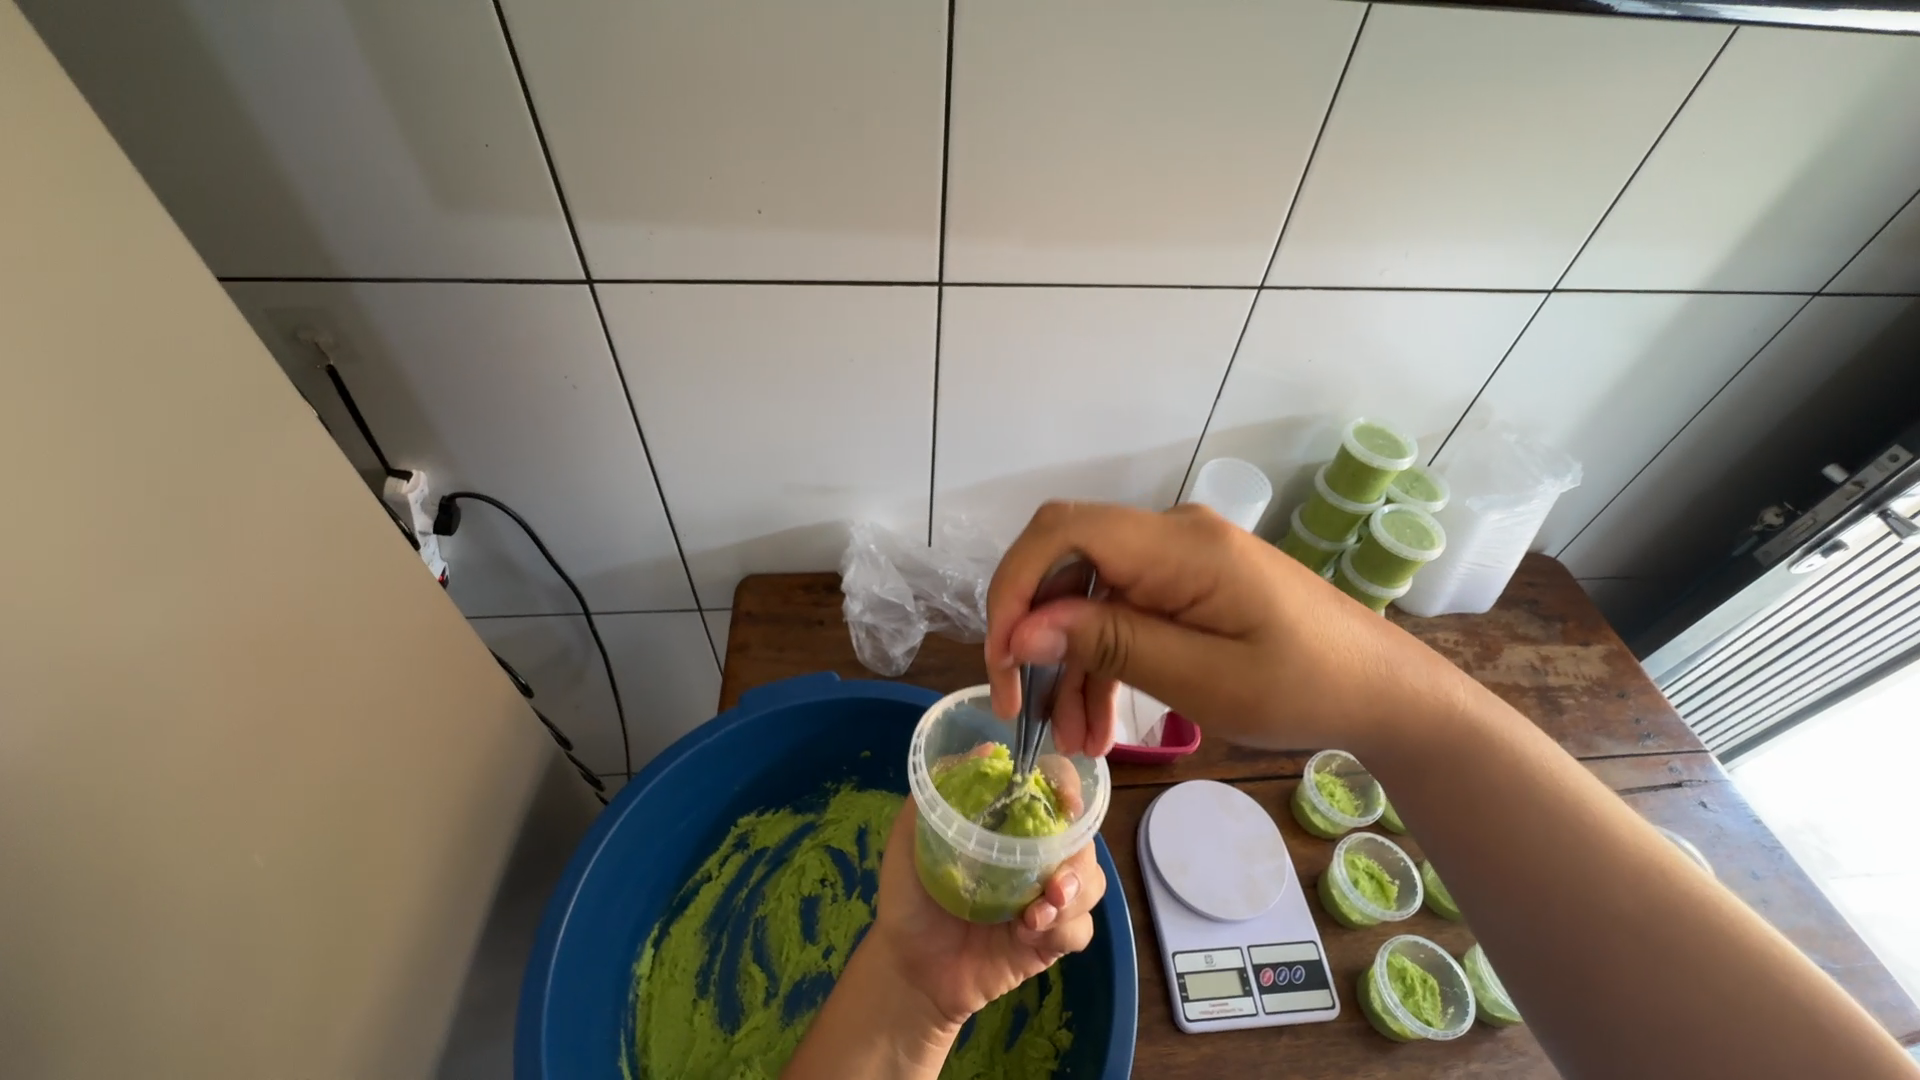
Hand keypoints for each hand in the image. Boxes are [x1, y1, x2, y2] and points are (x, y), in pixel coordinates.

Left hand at [866, 795, 1105, 1026]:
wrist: (908, 966)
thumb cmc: (909, 895)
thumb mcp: (911, 836)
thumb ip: (941, 790)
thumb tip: (985, 748)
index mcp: (1010, 825)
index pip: (1055, 793)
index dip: (1070, 790)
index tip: (1066, 802)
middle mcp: (1036, 856)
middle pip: (1083, 840)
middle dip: (1078, 856)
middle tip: (1055, 880)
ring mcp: (1047, 899)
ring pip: (1093, 883)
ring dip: (1075, 894)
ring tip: (1037, 914)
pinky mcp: (1051, 941)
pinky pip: (1081, 930)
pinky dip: (1064, 929)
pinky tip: (1028, 935)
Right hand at [983, 501, 1465, 756]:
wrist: (1383, 693)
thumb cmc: (1304, 688)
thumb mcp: (1202, 678)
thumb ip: (1109, 644)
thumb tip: (1020, 631)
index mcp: (1178, 545)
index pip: (1063, 531)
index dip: (1014, 585)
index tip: (1001, 659)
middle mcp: (1168, 536)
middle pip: (1066, 565)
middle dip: (1033, 636)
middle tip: (1020, 710)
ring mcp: (1175, 560)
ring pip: (1088, 598)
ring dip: (1069, 666)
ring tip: (1071, 742)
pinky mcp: (1183, 586)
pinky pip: (1121, 614)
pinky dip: (1102, 665)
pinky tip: (1096, 724)